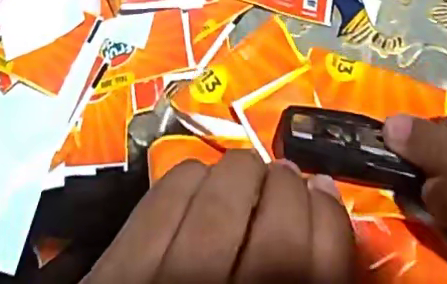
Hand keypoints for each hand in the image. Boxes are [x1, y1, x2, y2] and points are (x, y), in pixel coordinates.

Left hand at [86, 148, 354, 283]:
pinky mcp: (117, 270)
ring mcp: (165, 281)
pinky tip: (198, 195)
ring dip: (243, 173)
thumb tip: (322, 197)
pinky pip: (169, 190)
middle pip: (277, 216)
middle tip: (284, 183)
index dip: (330, 215)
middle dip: (287, 184)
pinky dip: (193, 177)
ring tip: (244, 183)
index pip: (320, 257)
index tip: (323, 195)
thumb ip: (306, 275)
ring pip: (222, 189)